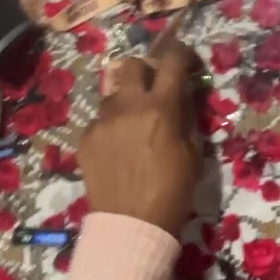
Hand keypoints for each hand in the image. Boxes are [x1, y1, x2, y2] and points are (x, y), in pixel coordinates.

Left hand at [78, 36, 204, 235]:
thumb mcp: (194, 153)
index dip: (181, 53)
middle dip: (145, 71)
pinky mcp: (85, 139)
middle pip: (132, 65)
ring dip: (126, 101)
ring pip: (113, 94)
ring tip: (132, 124)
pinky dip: (110, 127)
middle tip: (153, 88)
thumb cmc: (173, 191)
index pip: (172, 62)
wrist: (132, 226)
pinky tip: (117, 148)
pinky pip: (99, 121)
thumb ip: (186, 118)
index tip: (185, 58)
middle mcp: (128, 106)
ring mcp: (102, 122)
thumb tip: (182, 98)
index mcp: (161, 108)